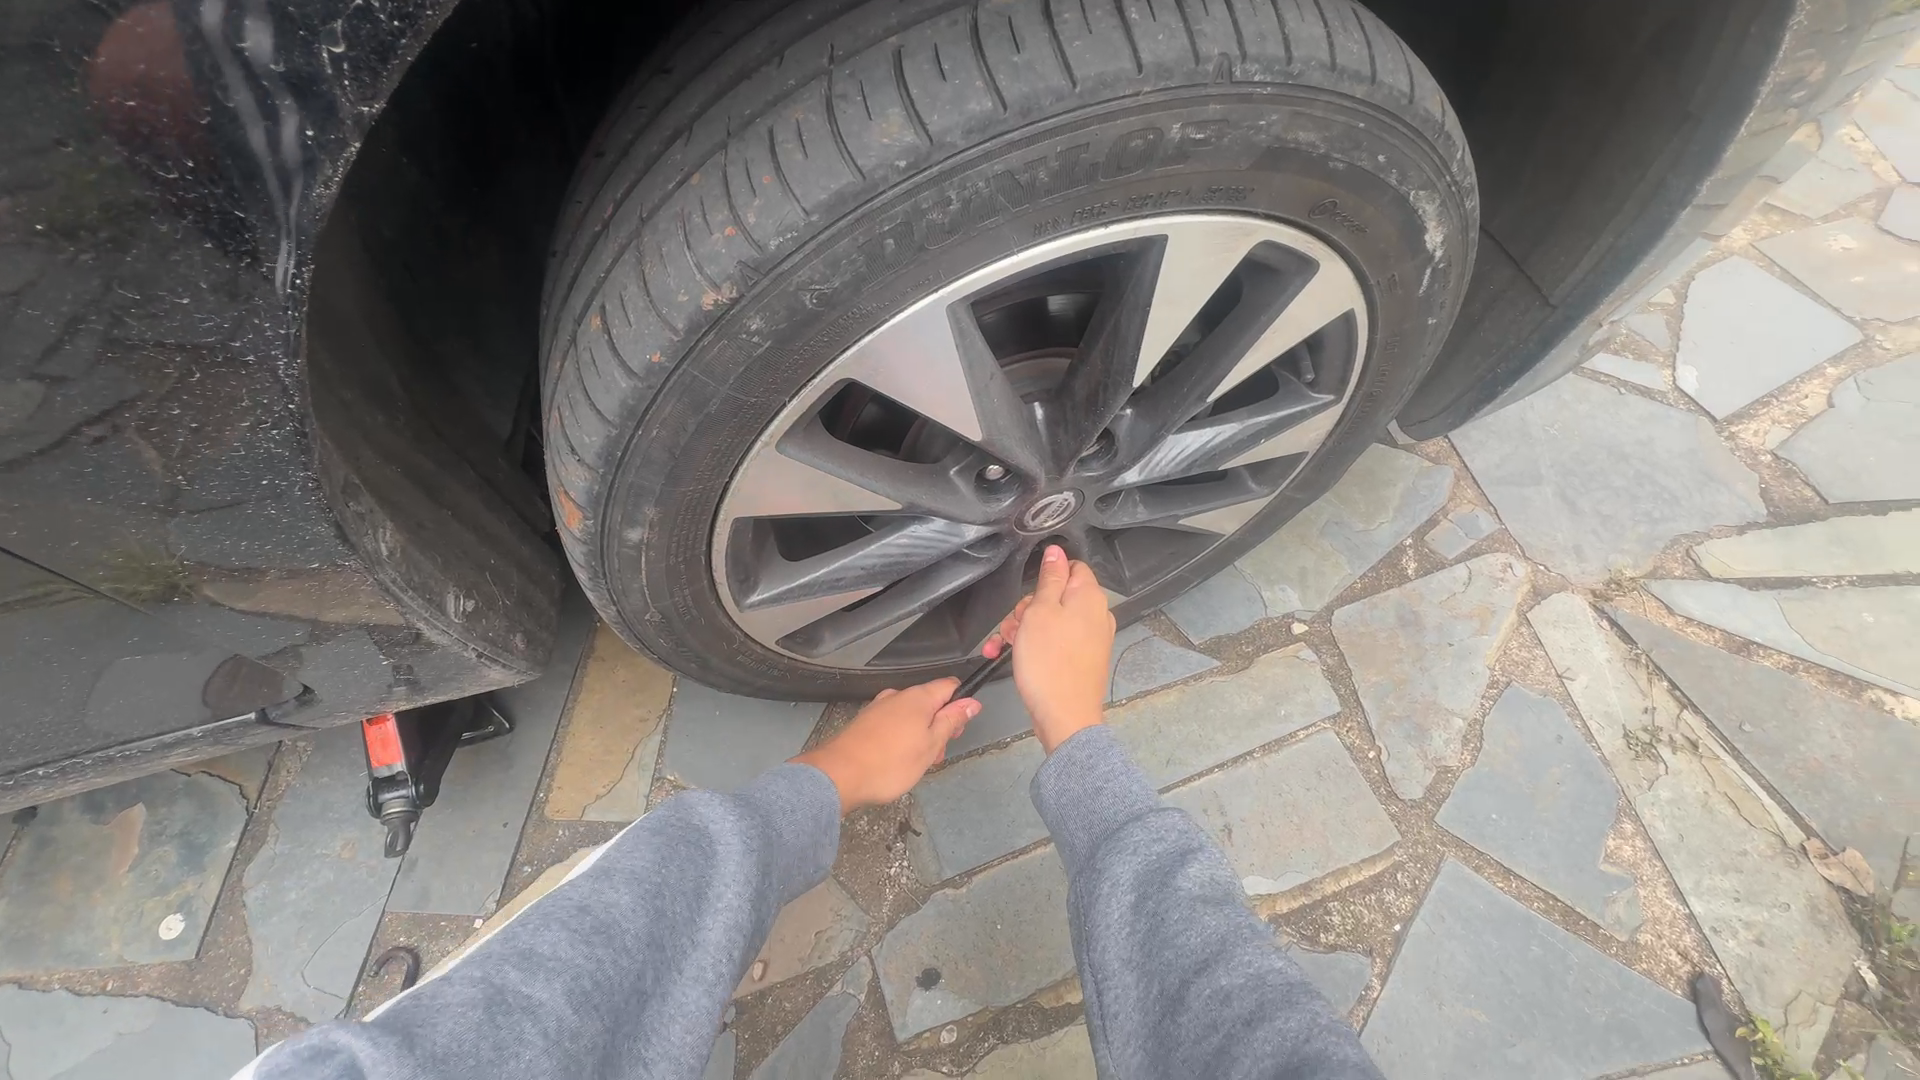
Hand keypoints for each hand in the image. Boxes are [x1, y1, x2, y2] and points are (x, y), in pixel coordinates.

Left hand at [792, 679, 978, 814]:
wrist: (839, 775)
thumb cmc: (891, 762)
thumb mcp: (931, 745)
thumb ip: (952, 721)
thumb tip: (972, 702)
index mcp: (918, 697)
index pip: (950, 686)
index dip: (961, 704)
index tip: (958, 729)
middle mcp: (898, 695)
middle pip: (930, 702)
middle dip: (939, 725)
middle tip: (936, 755)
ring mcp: (879, 707)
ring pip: (911, 715)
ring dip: (920, 735)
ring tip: (915, 764)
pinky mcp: (865, 722)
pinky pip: (893, 723)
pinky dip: (901, 738)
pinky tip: (895, 761)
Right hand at [982, 545, 1115, 752]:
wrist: (1064, 716)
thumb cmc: (1049, 662)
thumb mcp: (1040, 611)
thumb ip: (1050, 578)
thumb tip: (1056, 550)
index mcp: (1090, 596)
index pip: (1071, 567)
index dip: (1045, 576)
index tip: (1027, 595)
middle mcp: (1095, 614)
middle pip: (1056, 595)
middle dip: (1028, 607)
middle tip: (1014, 625)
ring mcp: (1090, 638)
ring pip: (1051, 619)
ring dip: (1024, 628)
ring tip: (1005, 644)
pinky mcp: (1081, 658)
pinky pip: (1055, 641)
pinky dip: (1034, 644)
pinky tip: (1009, 655)